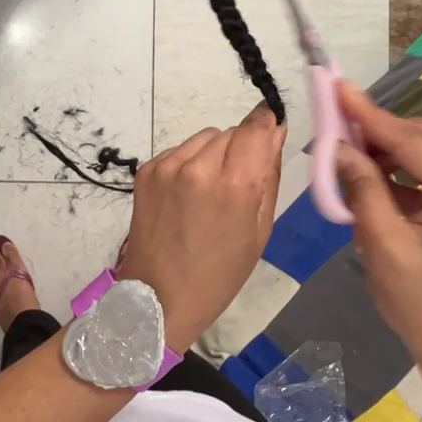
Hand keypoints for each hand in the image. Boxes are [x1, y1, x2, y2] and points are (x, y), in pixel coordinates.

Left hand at [117, 103, 286, 350]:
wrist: (157, 297)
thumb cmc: (219, 274)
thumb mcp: (259, 230)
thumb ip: (269, 175)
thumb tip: (274, 132)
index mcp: (233, 184)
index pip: (256, 127)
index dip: (267, 125)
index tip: (271, 130)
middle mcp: (197, 166)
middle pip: (231, 132)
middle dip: (241, 149)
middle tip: (238, 184)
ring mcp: (167, 166)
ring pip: (204, 138)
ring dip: (214, 154)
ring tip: (210, 192)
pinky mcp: (146, 171)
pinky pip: (179, 151)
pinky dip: (189, 164)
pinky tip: (187, 196)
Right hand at [332, 81, 421, 382]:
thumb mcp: (383, 247)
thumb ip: (362, 190)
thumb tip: (339, 146)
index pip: (412, 141)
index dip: (369, 114)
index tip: (336, 87)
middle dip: (379, 129)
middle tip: (334, 126)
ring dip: (390, 149)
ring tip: (349, 155)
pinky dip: (404, 169)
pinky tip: (375, 176)